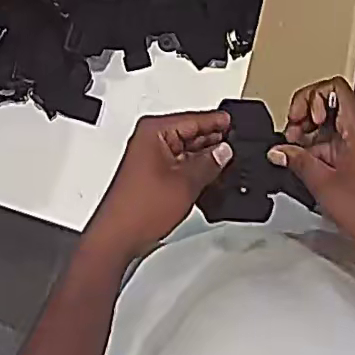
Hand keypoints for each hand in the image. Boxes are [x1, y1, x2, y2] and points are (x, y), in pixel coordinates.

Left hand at [84, 110, 233, 258]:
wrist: (119, 235)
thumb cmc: (139, 207)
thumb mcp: (185, 182)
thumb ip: (208, 163)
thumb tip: (223, 151)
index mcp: (153, 130)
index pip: (191, 119)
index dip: (214, 121)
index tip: (231, 120)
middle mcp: (149, 138)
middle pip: (188, 132)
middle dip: (211, 139)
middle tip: (235, 144)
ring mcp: (149, 156)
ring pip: (184, 149)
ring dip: (204, 156)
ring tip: (227, 161)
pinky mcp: (151, 172)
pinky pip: (178, 162)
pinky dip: (193, 168)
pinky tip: (209, 176)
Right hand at [268, 77, 354, 265]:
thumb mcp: (325, 185)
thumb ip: (297, 161)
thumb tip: (279, 150)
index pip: (333, 88)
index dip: (310, 97)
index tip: (300, 119)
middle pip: (328, 103)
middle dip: (304, 115)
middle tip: (292, 135)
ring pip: (329, 124)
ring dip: (308, 134)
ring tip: (295, 153)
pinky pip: (335, 144)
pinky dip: (318, 150)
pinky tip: (308, 167)